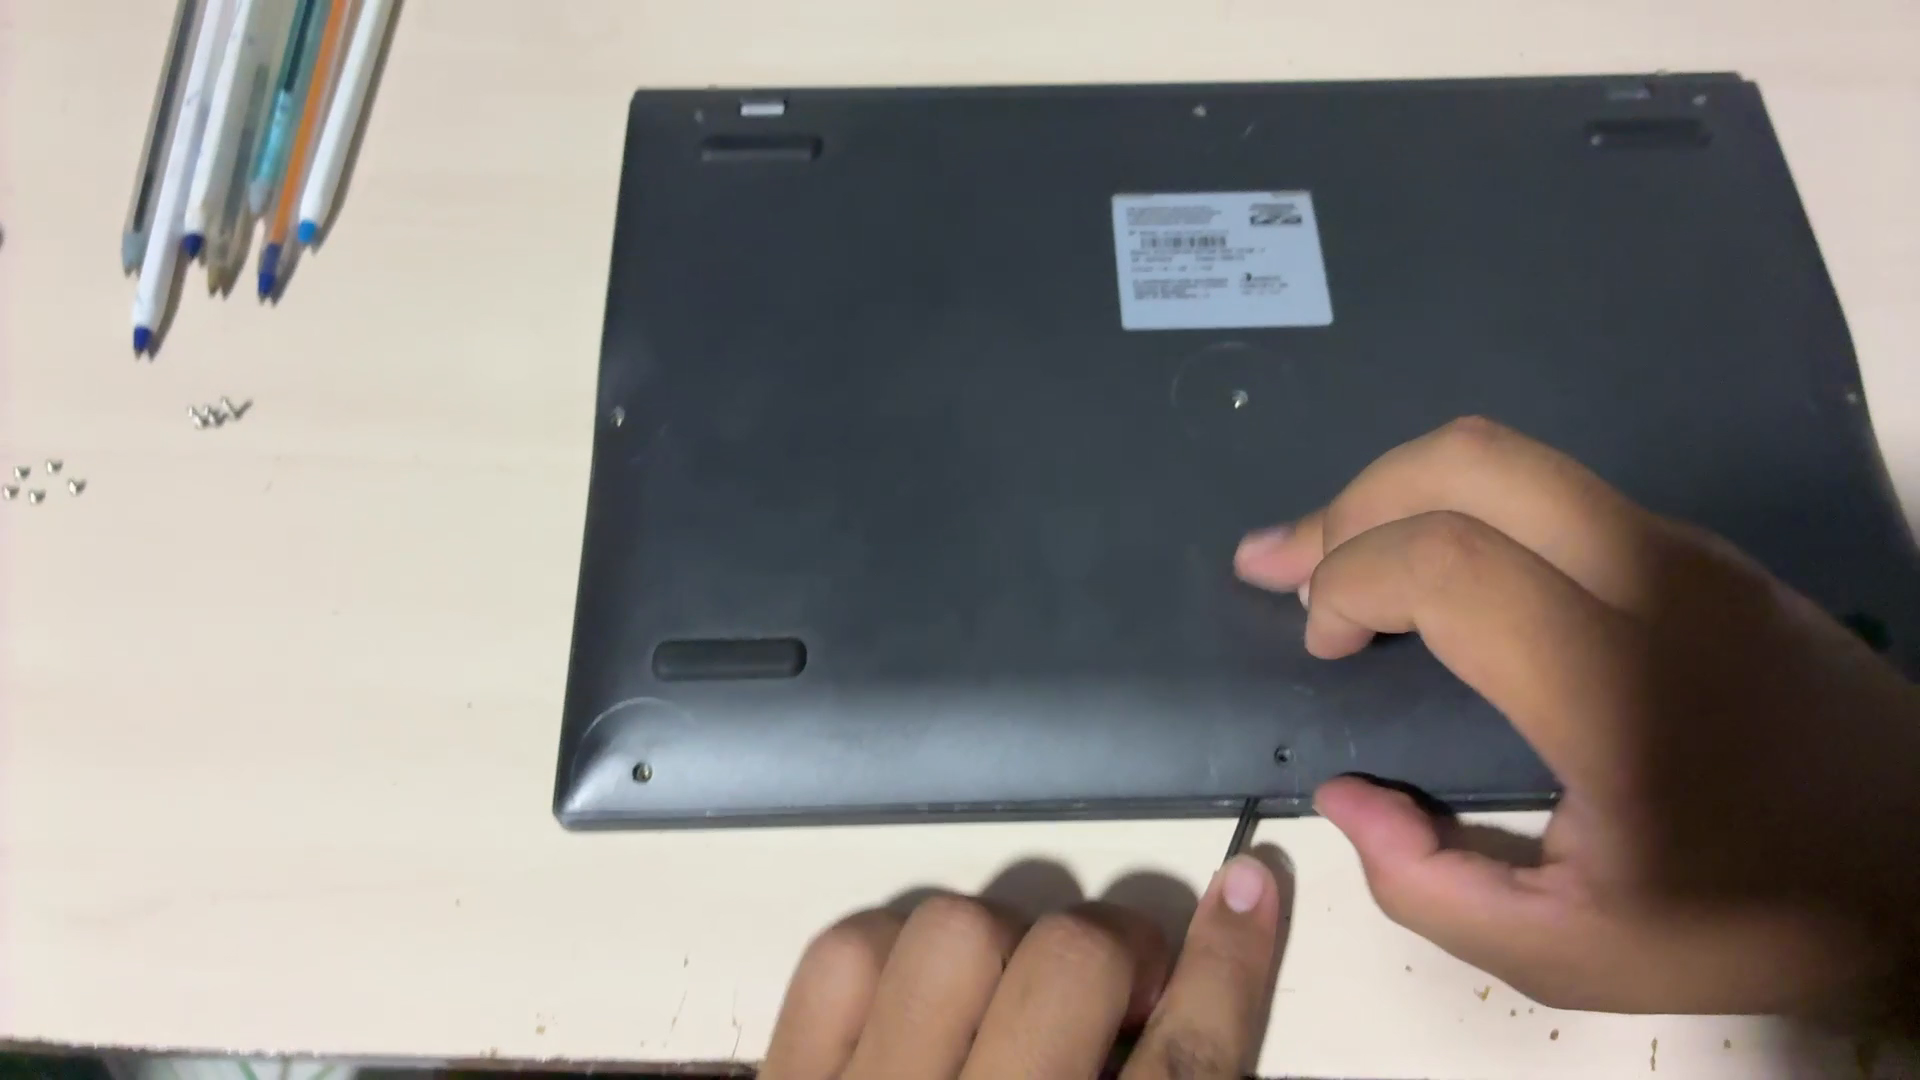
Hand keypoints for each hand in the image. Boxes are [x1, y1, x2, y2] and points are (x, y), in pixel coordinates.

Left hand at [760, 856, 1282, 1079]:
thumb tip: (1173, 1001)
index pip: (1183, 1069)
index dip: (1229, 966)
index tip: (1249, 888)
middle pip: (1066, 968)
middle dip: (1109, 948)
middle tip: (1114, 980)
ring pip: (954, 930)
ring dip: (1000, 940)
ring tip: (1009, 990)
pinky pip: (848, 950)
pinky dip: (895, 948)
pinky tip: (917, 994)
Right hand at [1235, 417, 1919, 1015]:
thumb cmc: (1760, 910)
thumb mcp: (1577, 957)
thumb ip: (1429, 890)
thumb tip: (1342, 795)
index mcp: (1618, 686)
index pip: (1448, 567)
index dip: (1349, 584)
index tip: (1325, 647)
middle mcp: (1651, 582)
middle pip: (1464, 465)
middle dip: (1347, 508)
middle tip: (1285, 567)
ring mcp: (1673, 545)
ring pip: (1492, 456)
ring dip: (1384, 497)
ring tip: (1326, 554)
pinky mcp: (1680, 541)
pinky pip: (1527, 484)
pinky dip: (1439, 507)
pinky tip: (1410, 564)